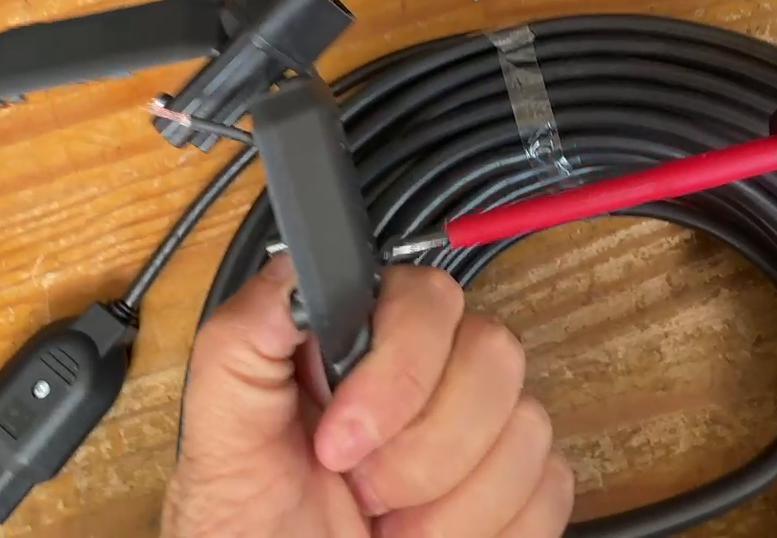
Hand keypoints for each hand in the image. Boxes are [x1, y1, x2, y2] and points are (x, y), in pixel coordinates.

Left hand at [161, 258, 573, 537]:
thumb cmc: (253, 535)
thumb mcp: (226, 442)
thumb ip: (244, 341)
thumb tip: (297, 267)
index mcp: (365, 342)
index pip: (428, 298)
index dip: (399, 370)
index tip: (342, 444)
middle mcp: (431, 371)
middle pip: (493, 352)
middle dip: (426, 449)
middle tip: (364, 495)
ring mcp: (480, 427)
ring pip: (528, 423)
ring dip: (453, 506)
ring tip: (391, 531)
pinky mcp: (517, 484)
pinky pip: (550, 485)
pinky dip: (493, 530)